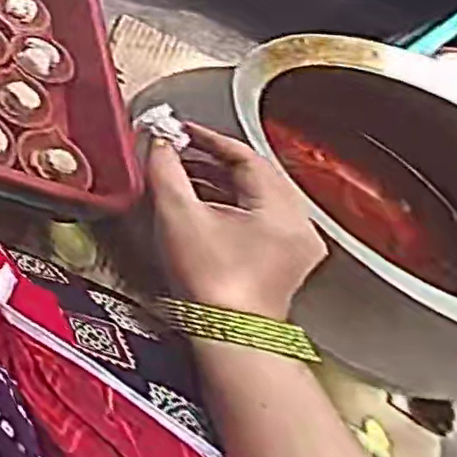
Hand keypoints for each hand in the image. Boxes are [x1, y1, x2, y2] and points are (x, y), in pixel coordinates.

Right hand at [148, 122, 326, 319]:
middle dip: (211, 156)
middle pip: (255, 174)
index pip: (248, 158)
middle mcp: (298, 226)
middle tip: (176, 145)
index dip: (210, 138)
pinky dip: (224, 197)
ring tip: (179, 168)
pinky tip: (195, 197)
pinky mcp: (280, 255)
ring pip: (254, 193)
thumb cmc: (205, 272)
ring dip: (216, 176)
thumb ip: (165, 168)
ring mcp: (293, 243)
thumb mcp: (177, 211)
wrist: (224, 327)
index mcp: (282, 213)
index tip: (180, 128)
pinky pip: (254, 212)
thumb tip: (158, 140)